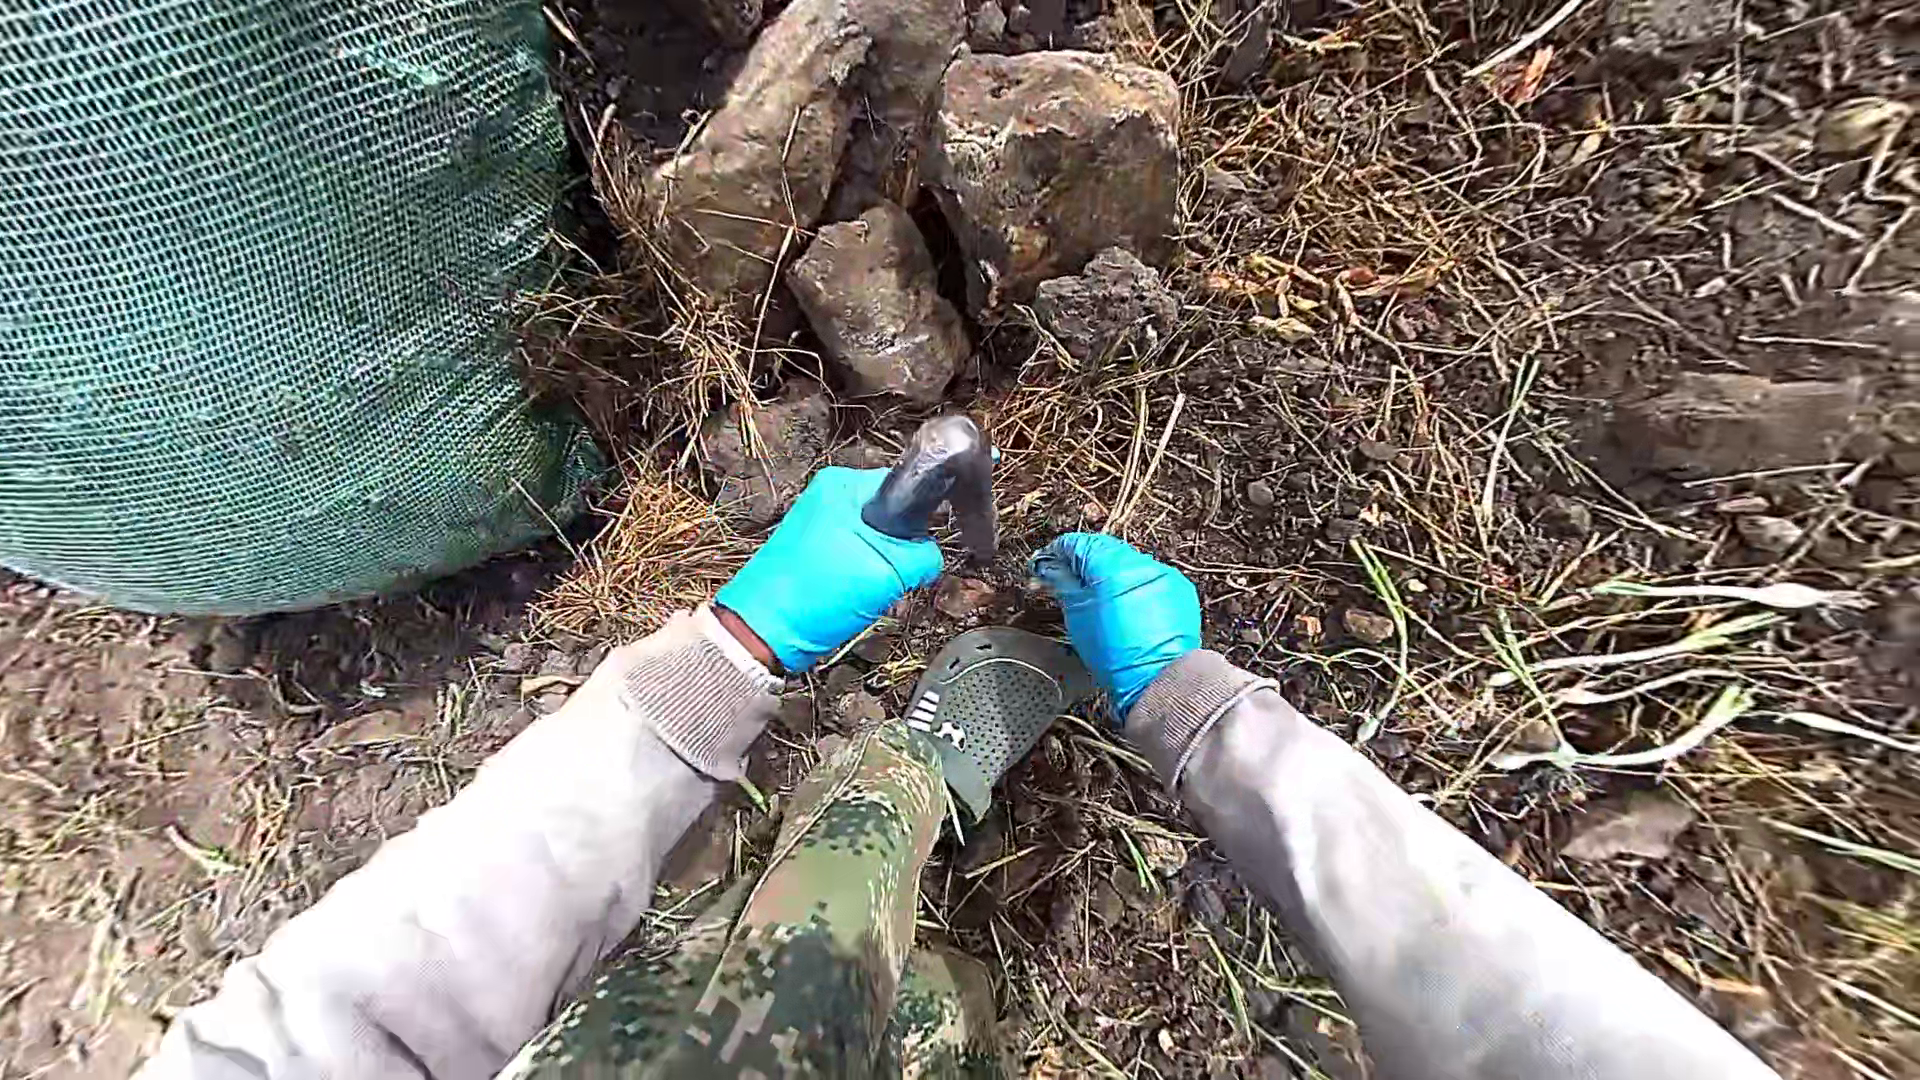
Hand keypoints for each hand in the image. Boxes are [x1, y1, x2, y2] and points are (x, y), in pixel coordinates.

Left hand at [715, 468, 943, 671]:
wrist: (766, 634)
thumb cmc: (810, 597)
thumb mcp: (887, 572)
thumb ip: (923, 555)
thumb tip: (931, 554)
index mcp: (843, 484)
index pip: (907, 489)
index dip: (919, 524)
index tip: (913, 551)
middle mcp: (831, 496)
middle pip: (894, 518)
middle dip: (900, 552)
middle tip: (887, 576)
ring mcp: (823, 523)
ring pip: (881, 541)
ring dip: (884, 569)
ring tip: (865, 589)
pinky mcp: (820, 550)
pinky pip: (862, 557)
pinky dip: (866, 577)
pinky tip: (855, 595)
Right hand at [1030, 533, 1200, 717]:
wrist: (1157, 678)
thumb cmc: (1114, 651)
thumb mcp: (1076, 614)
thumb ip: (1061, 581)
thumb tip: (1048, 565)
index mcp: (1110, 564)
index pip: (1078, 543)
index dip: (1058, 552)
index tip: (1046, 564)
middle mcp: (1138, 562)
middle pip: (1103, 550)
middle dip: (1083, 563)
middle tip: (1067, 581)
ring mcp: (1161, 575)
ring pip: (1125, 564)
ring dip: (1108, 575)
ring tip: (1096, 598)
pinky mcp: (1177, 589)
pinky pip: (1147, 578)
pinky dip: (1131, 586)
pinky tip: (1123, 607)